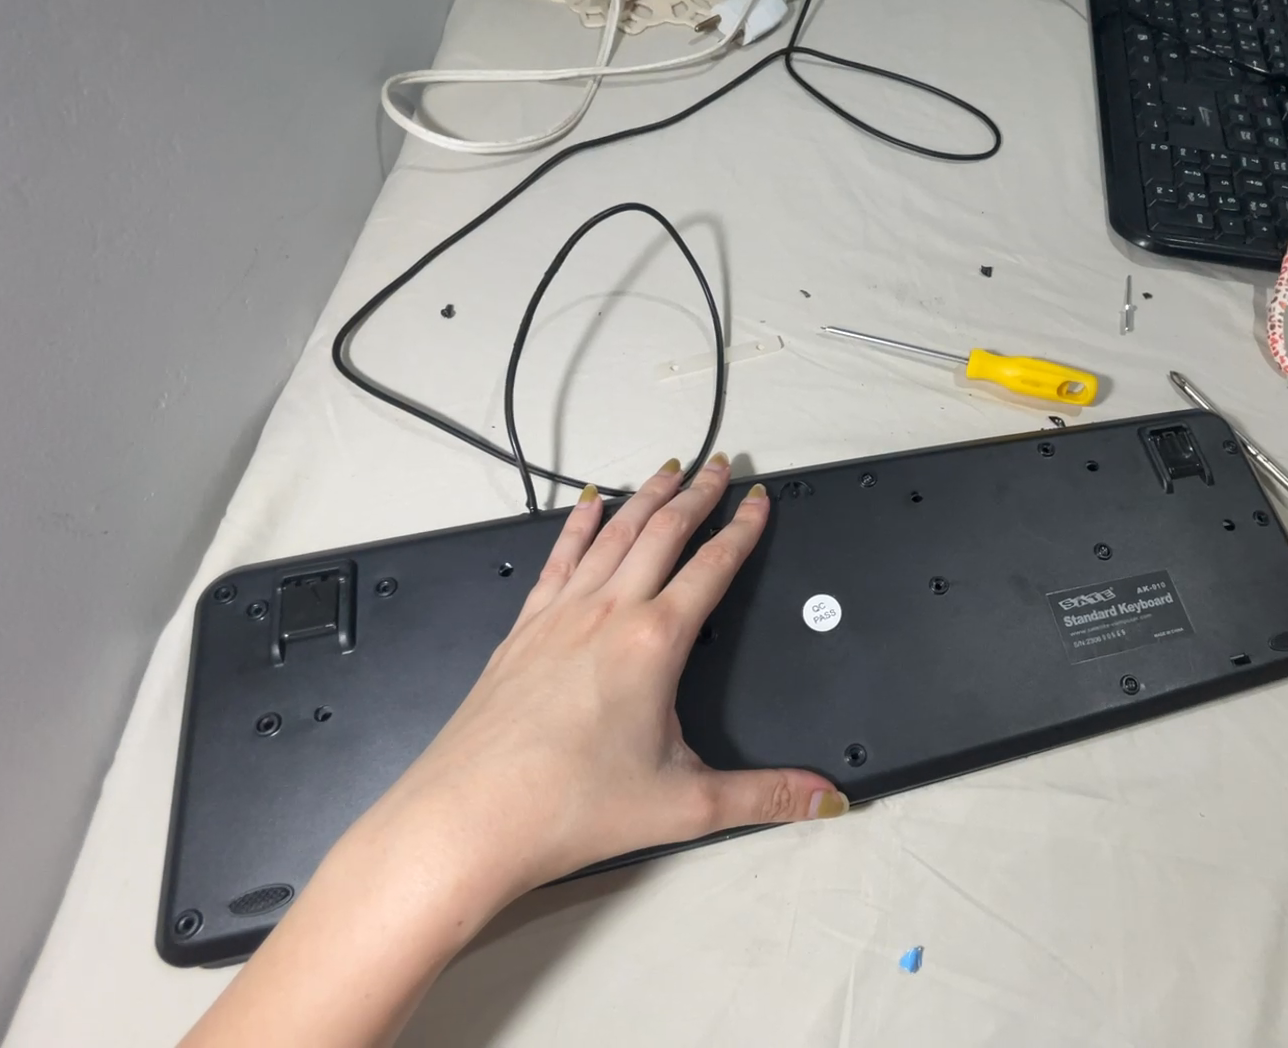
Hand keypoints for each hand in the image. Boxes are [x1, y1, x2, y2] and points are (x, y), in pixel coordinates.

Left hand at [365, 454, 847, 907]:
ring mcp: (561, 615)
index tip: (757, 500)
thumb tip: (823, 798)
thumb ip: (764, 796)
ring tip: (668, 469)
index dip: (743, 529)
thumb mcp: (684, 804)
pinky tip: (587, 504)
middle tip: (720, 464)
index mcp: (654, 642)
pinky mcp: (524, 629)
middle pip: (663, 532)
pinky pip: (559, 558)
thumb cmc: (567, 807)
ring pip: (613, 534)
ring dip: (646, 497)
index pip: (713, 567)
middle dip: (698, 494)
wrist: (464, 822)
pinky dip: (579, 525)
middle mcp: (608, 614)